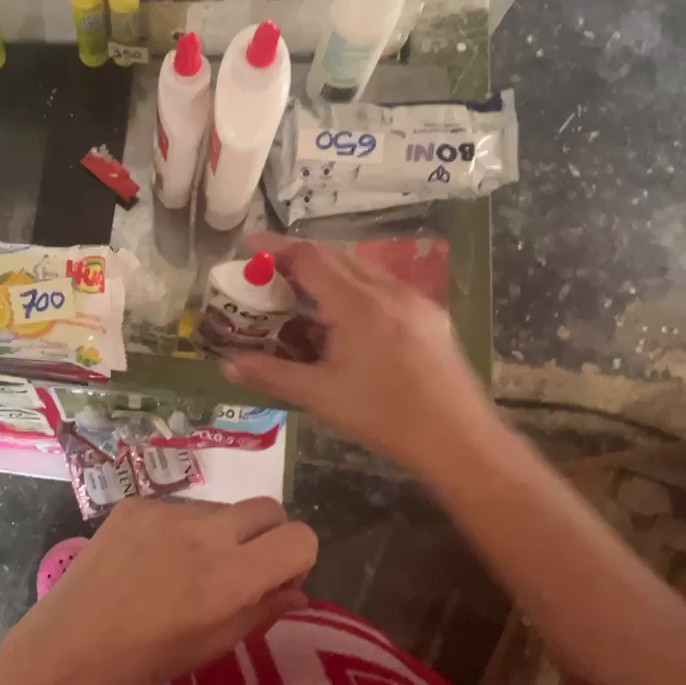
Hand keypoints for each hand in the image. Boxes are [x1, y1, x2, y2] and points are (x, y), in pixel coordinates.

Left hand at [0, 497, 315, 684]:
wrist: (69, 643)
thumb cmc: (145, 659)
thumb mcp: (213, 646)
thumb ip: (262, 610)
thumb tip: (296, 589)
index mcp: (230, 575)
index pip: (299, 536)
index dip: (296, 559)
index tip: (275, 581)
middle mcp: (204, 531)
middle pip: (267, 508)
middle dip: (267, 535)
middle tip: (241, 569)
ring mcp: (165, 510)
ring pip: (221, 507)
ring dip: (221, 532)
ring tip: (186, 568)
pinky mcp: (134, 503)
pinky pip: (178, 507)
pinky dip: (180, 529)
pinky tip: (152, 560)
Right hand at [222, 234, 501, 479]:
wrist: (458, 440)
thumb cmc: (384, 416)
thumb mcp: (319, 395)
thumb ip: (270, 374)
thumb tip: (227, 365)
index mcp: (358, 304)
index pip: (310, 258)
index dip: (276, 247)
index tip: (248, 244)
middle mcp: (388, 292)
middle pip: (336, 258)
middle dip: (297, 259)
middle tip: (265, 273)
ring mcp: (413, 302)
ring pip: (360, 271)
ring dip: (325, 275)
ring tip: (295, 295)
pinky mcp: (427, 318)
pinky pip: (380, 289)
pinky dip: (349, 291)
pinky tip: (337, 321)